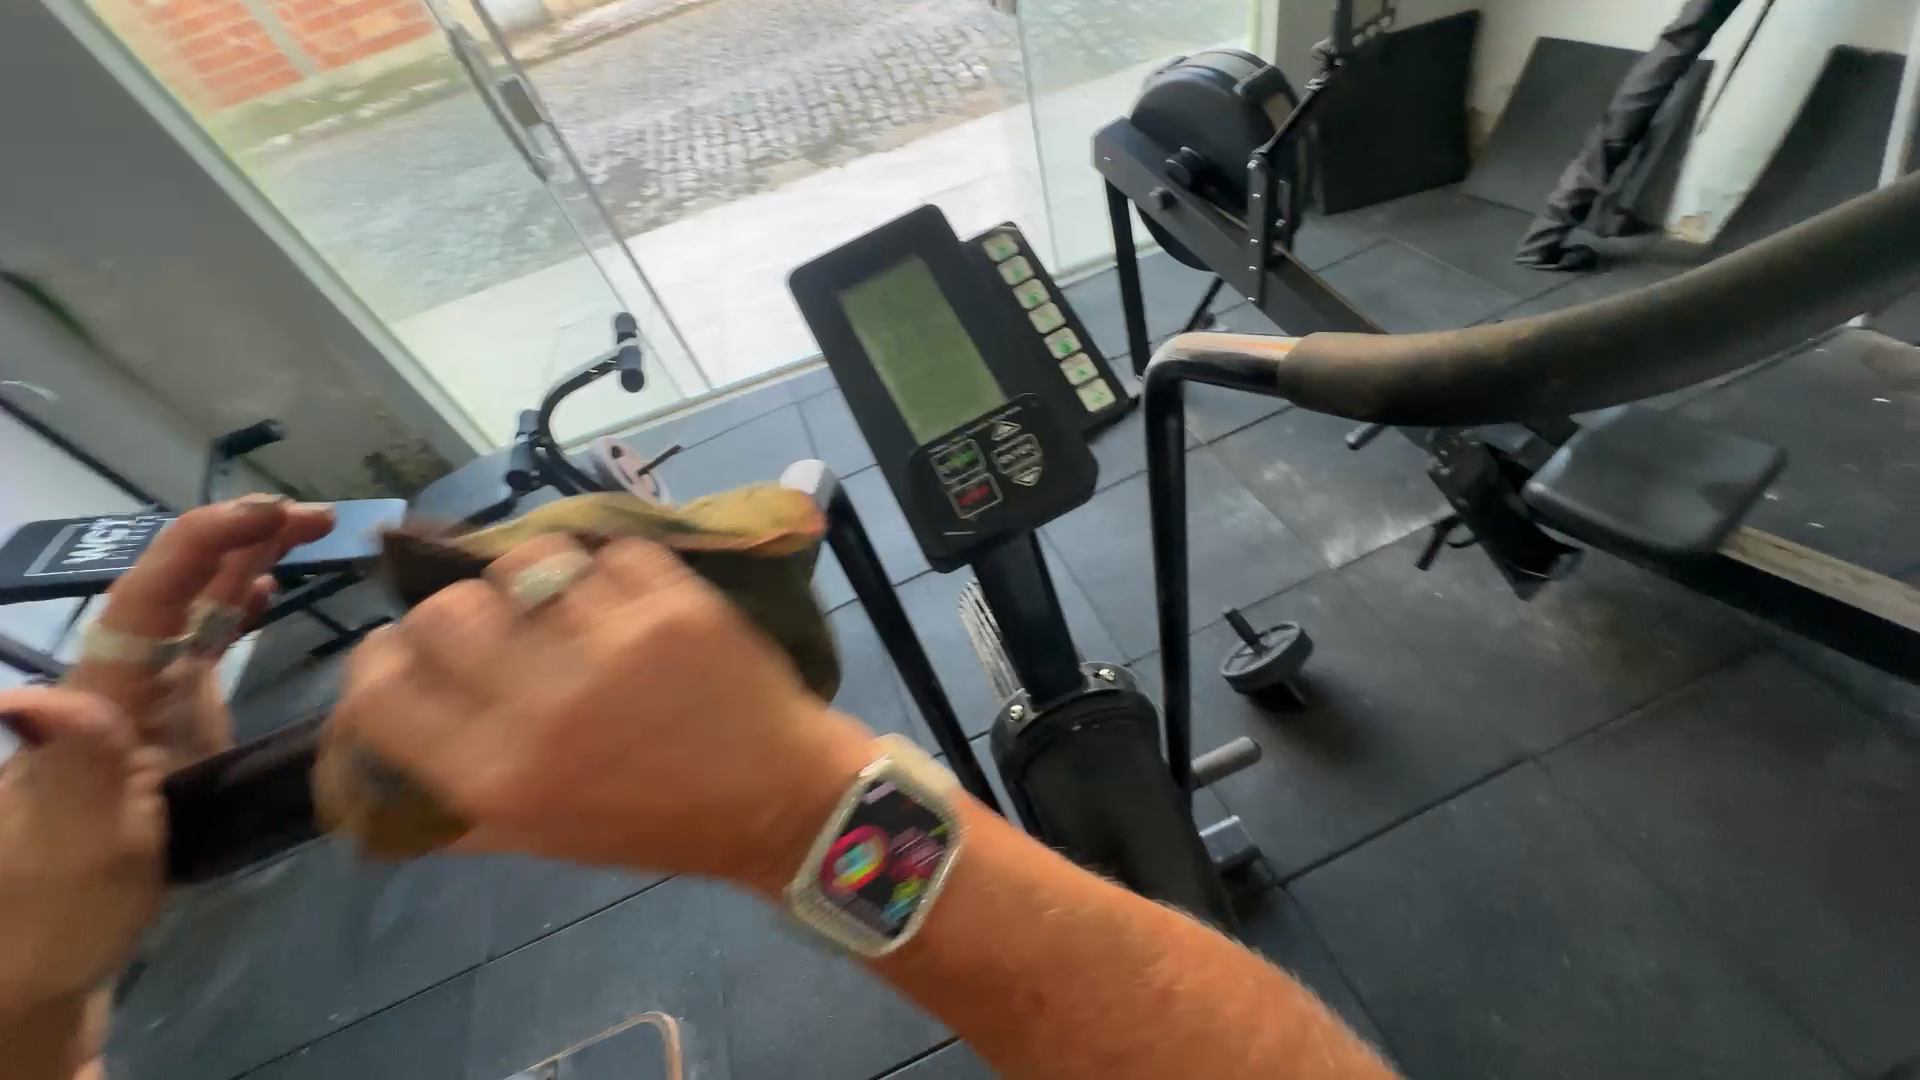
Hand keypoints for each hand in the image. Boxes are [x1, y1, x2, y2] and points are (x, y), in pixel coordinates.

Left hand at [0, 497, 332, 1012]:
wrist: (42, 958)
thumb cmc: (58, 909)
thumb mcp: (74, 846)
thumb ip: (73, 769)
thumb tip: (31, 694)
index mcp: (103, 702)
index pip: (146, 603)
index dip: (201, 546)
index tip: (266, 514)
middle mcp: (122, 686)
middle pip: (175, 590)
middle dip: (238, 539)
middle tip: (316, 517)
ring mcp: (148, 704)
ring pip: (194, 610)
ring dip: (245, 561)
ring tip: (303, 530)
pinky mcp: (172, 723)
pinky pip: (205, 646)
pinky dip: (235, 607)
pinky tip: (263, 591)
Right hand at [334, 534, 877, 891]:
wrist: (778, 798)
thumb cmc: (662, 824)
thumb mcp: (546, 836)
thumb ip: (459, 799)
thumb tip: (382, 754)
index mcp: (497, 774)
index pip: (378, 691)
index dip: (381, 660)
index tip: (410, 650)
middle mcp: (545, 704)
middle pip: (447, 608)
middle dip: (464, 609)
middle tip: (501, 622)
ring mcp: (616, 645)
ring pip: (532, 560)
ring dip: (543, 576)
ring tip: (567, 596)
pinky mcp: (678, 608)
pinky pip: (616, 550)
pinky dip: (616, 566)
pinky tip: (631, 594)